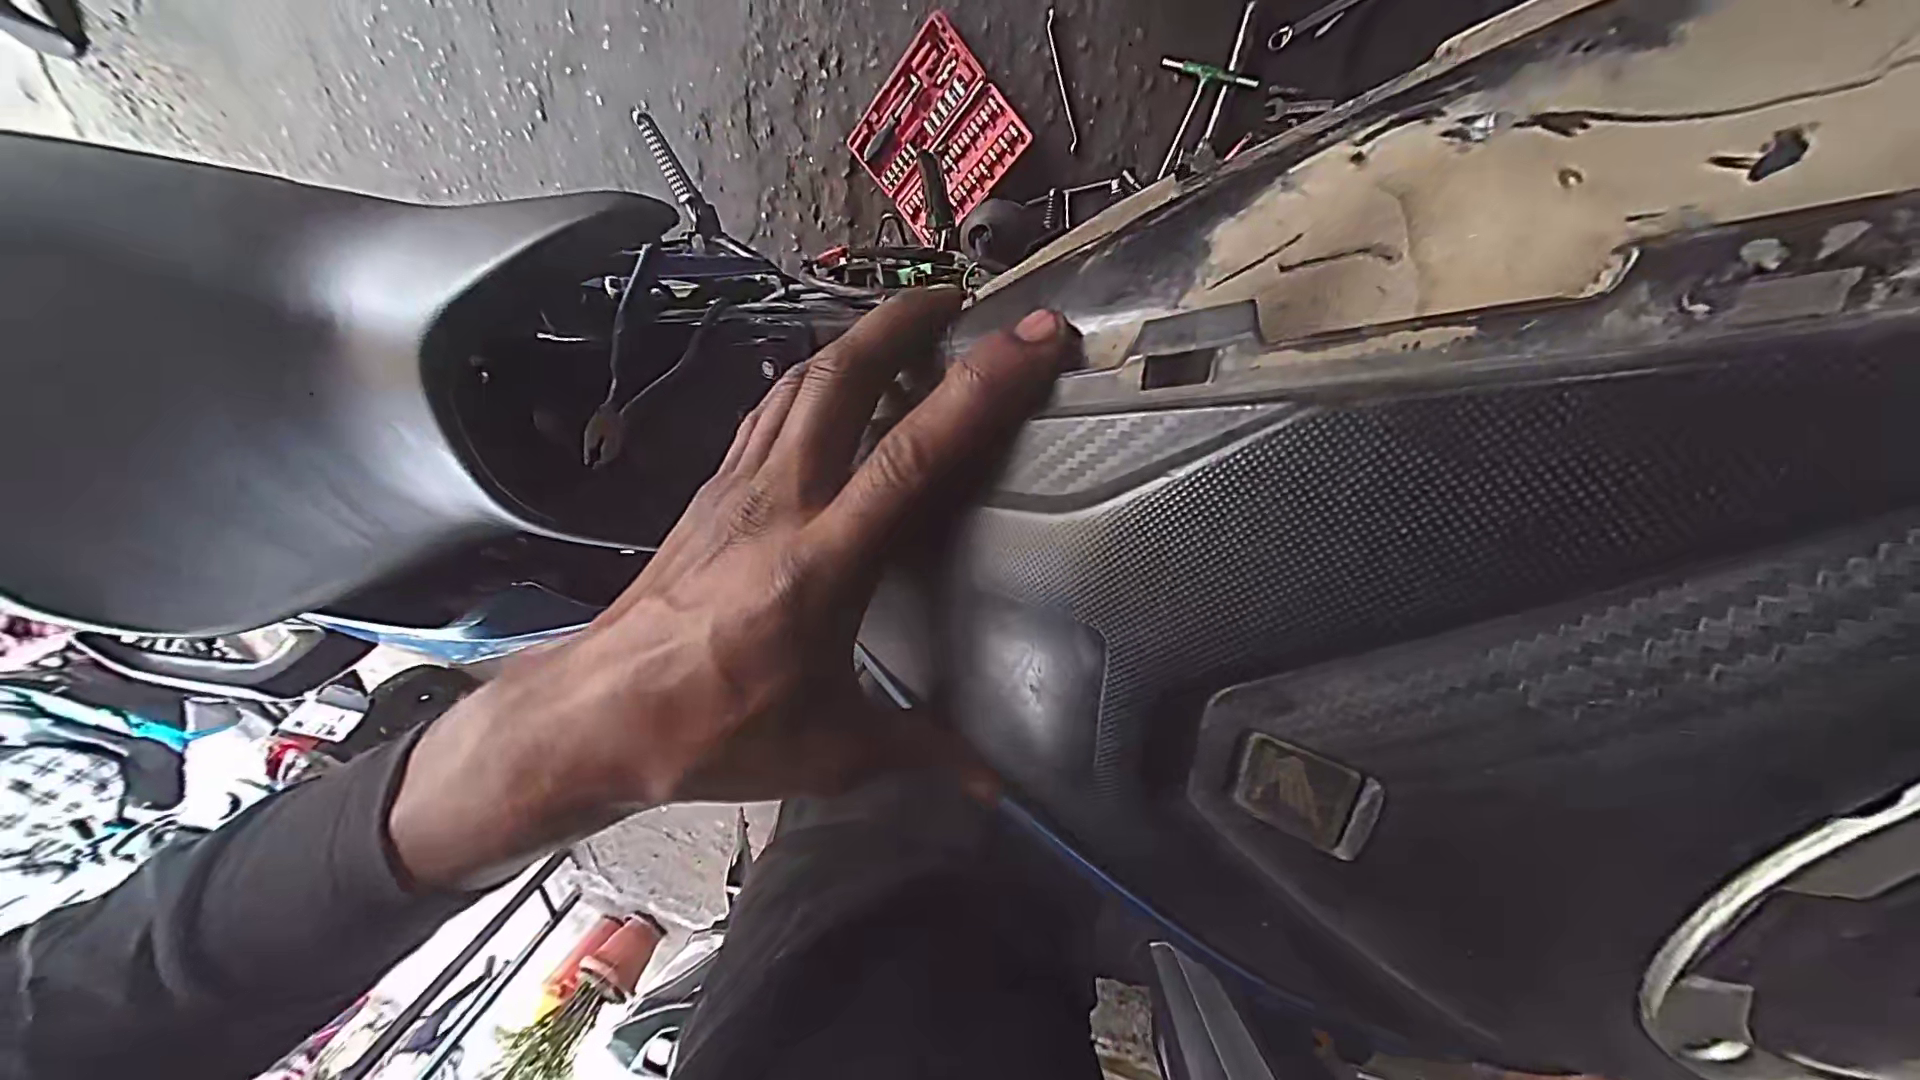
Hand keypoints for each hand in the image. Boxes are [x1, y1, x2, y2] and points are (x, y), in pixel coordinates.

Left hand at [388, 289, 1072, 889]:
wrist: (595, 714)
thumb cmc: (712, 730)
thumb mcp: (831, 750)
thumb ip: (921, 751)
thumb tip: (991, 786)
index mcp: (823, 563)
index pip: (915, 454)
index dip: (980, 389)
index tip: (1026, 340)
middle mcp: (781, 503)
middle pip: (844, 379)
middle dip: (906, 322)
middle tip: (960, 299)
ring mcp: (739, 487)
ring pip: (801, 381)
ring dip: (858, 338)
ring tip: (906, 323)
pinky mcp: (713, 488)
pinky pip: (770, 409)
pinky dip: (813, 377)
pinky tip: (835, 379)